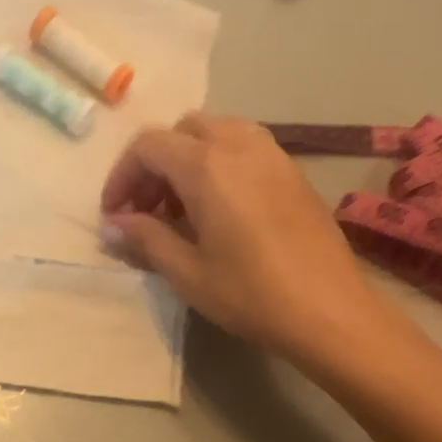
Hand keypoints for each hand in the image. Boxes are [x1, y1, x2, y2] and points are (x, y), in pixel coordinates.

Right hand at [100, 112, 399, 358]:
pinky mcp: (292, 173)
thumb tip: (112, 225)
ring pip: (217, 133)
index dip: (121, 176)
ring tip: (180, 210)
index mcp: (207, 166)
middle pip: (182, 131)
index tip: (114, 215)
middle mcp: (239, 145)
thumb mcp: (187, 272)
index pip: (148, 146)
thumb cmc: (250, 294)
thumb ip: (146, 239)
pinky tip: (217, 213)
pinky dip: (219, 166)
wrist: (328, 310)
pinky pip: (244, 149)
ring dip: (188, 161)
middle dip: (155, 164)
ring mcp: (272, 155)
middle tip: (144, 211)